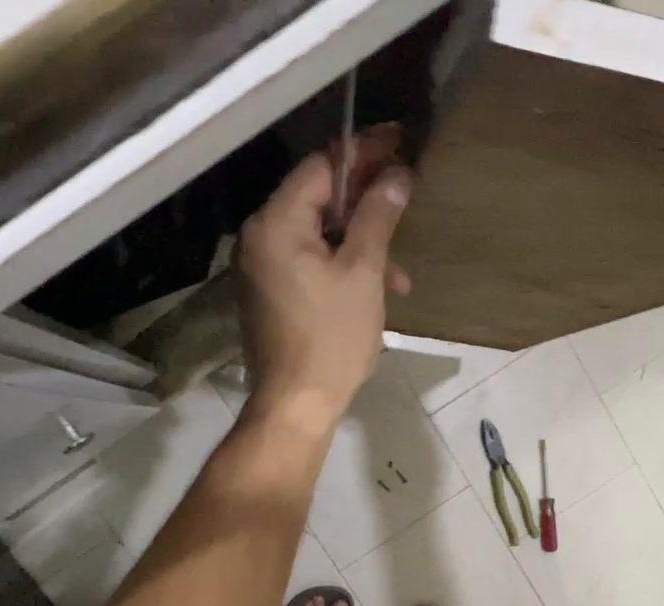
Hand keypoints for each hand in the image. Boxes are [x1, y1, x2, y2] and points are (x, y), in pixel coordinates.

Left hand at [236, 124, 413, 429]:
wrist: (294, 406)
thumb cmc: (331, 340)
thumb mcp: (363, 274)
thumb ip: (378, 217)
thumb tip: (396, 176)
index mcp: (275, 223)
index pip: (321, 167)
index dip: (363, 152)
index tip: (401, 142)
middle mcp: (258, 237)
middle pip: (316, 199)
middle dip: (365, 200)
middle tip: (405, 190)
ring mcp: (259, 268)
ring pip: (316, 235)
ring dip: (359, 243)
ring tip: (400, 272)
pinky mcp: (267, 294)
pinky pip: (306, 262)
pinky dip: (339, 266)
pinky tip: (375, 288)